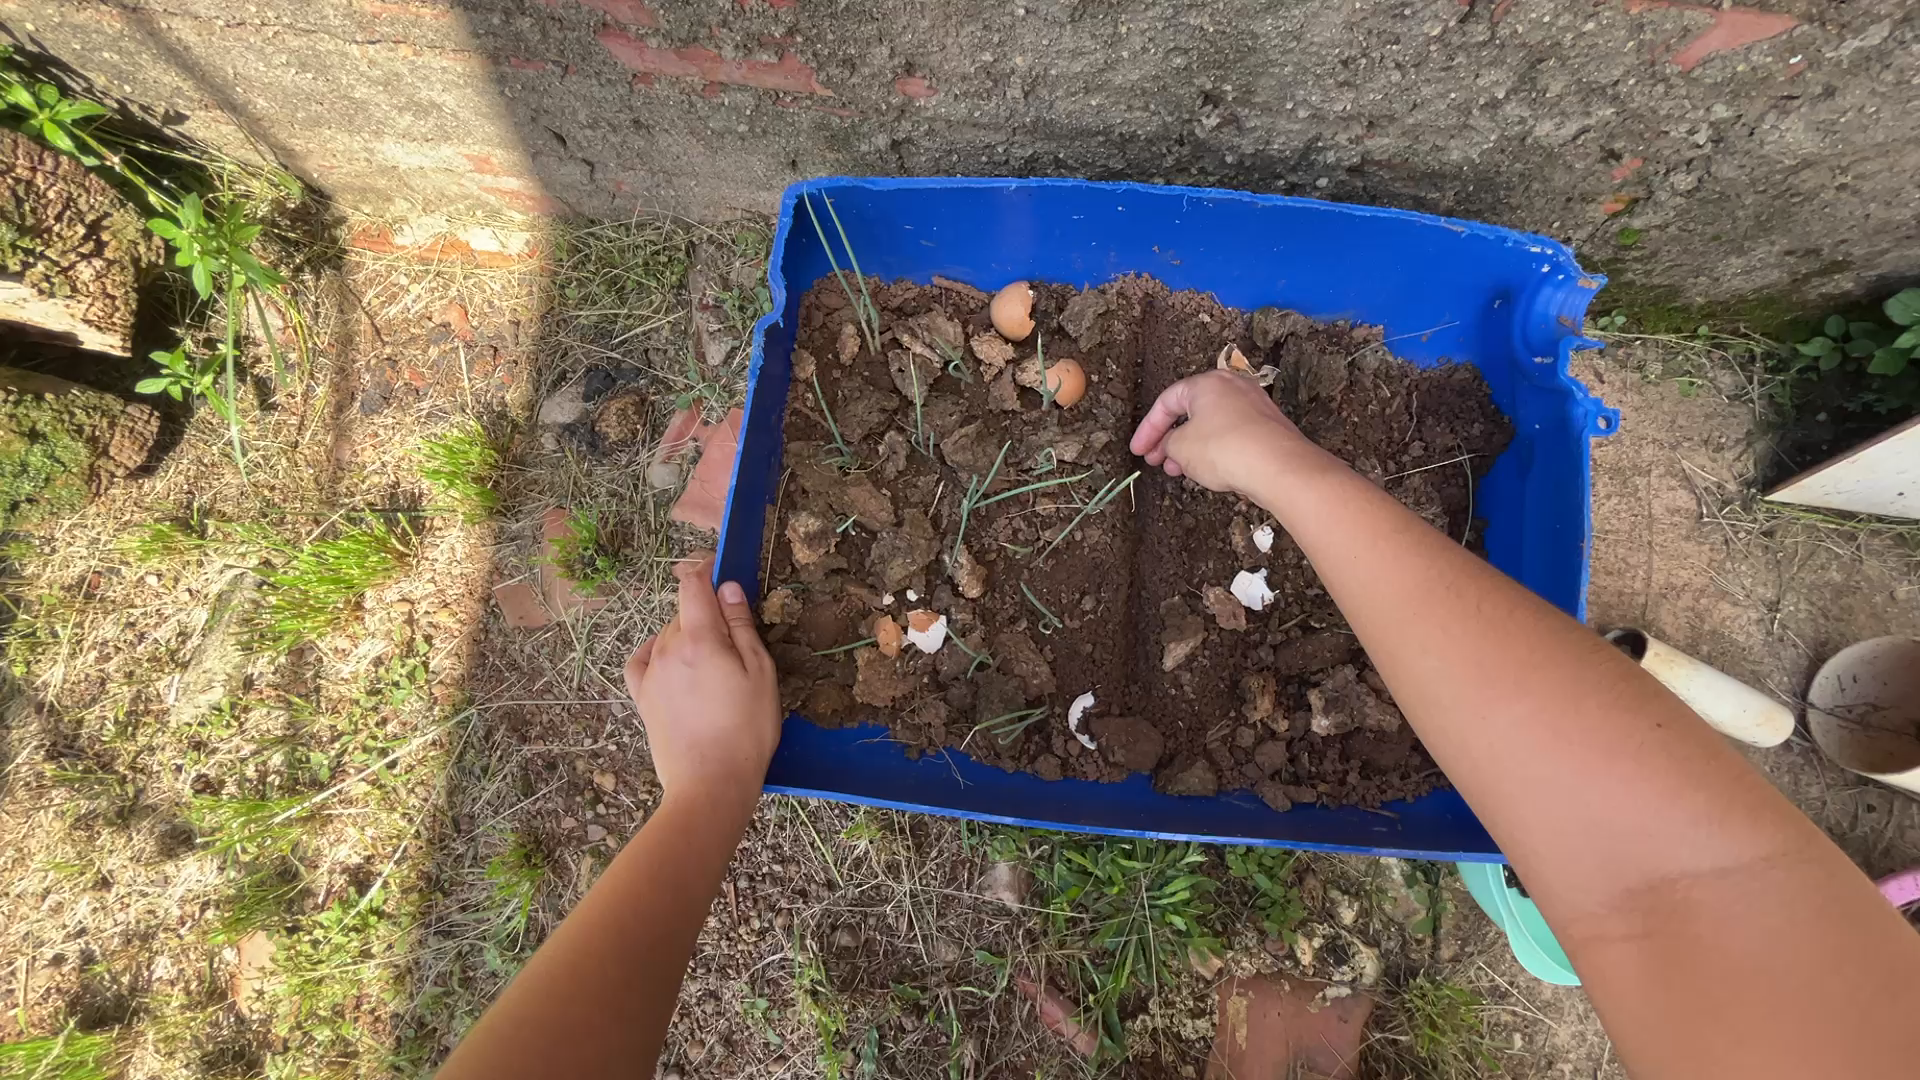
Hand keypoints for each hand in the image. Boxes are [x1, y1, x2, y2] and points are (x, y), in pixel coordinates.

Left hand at [624, 554, 781, 805]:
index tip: (722, 568)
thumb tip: (728, 587)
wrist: (710, 783)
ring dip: (689, 633)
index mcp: (699, 637)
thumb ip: (741, 626)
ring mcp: (651, 673)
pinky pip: (644, 659)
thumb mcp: (759, 672)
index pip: (693, 584)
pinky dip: (657, 650)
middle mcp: (667, 648)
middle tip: (736, 632)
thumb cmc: (746, 728)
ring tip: (717, 661)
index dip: (706, 568)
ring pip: (667, 634)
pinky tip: (671, 658)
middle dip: (706, 609)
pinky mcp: (642, 697)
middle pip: (683, 611)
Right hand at [1130, 370, 1313, 496]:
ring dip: (1190, 446)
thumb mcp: (1180, 447)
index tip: (1138, 451)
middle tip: (1156, 460)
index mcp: (1206, 383)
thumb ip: (1167, 444)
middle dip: (1169, 439)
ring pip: (1210, 424)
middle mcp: (1232, 386)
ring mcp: (1253, 405)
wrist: (1278, 466)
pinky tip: (1206, 469)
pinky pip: (1230, 434)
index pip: (1166, 401)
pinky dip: (1213, 448)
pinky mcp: (1267, 426)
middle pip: (1190, 411)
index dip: (1147, 429)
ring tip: (1178, 470)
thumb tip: (1170, 446)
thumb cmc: (1223, 449)